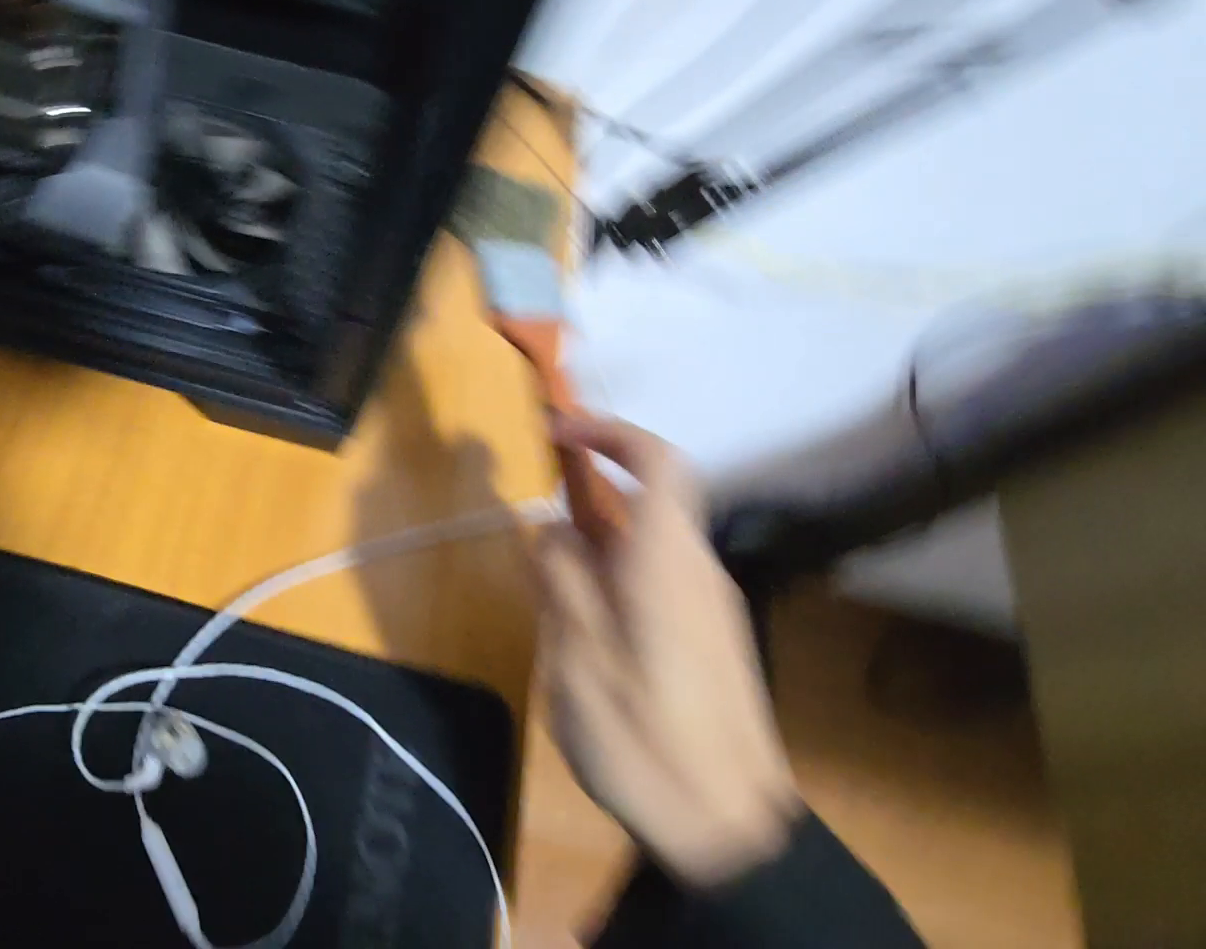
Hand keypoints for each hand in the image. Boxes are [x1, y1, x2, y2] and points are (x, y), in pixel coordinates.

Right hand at [532, 417, 801, 888]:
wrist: (731, 832)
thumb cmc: (644, 739)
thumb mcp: (578, 659)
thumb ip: (561, 581)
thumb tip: (550, 527)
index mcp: (668, 565)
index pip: (660, 463)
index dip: (609, 432)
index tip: (556, 430)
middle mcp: (698, 572)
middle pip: (650, 500)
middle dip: (588, 491)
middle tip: (532, 516)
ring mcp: (710, 606)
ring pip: (649, 542)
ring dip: (596, 537)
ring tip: (549, 579)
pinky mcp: (710, 638)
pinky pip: (658, 576)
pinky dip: (615, 570)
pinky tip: (584, 621)